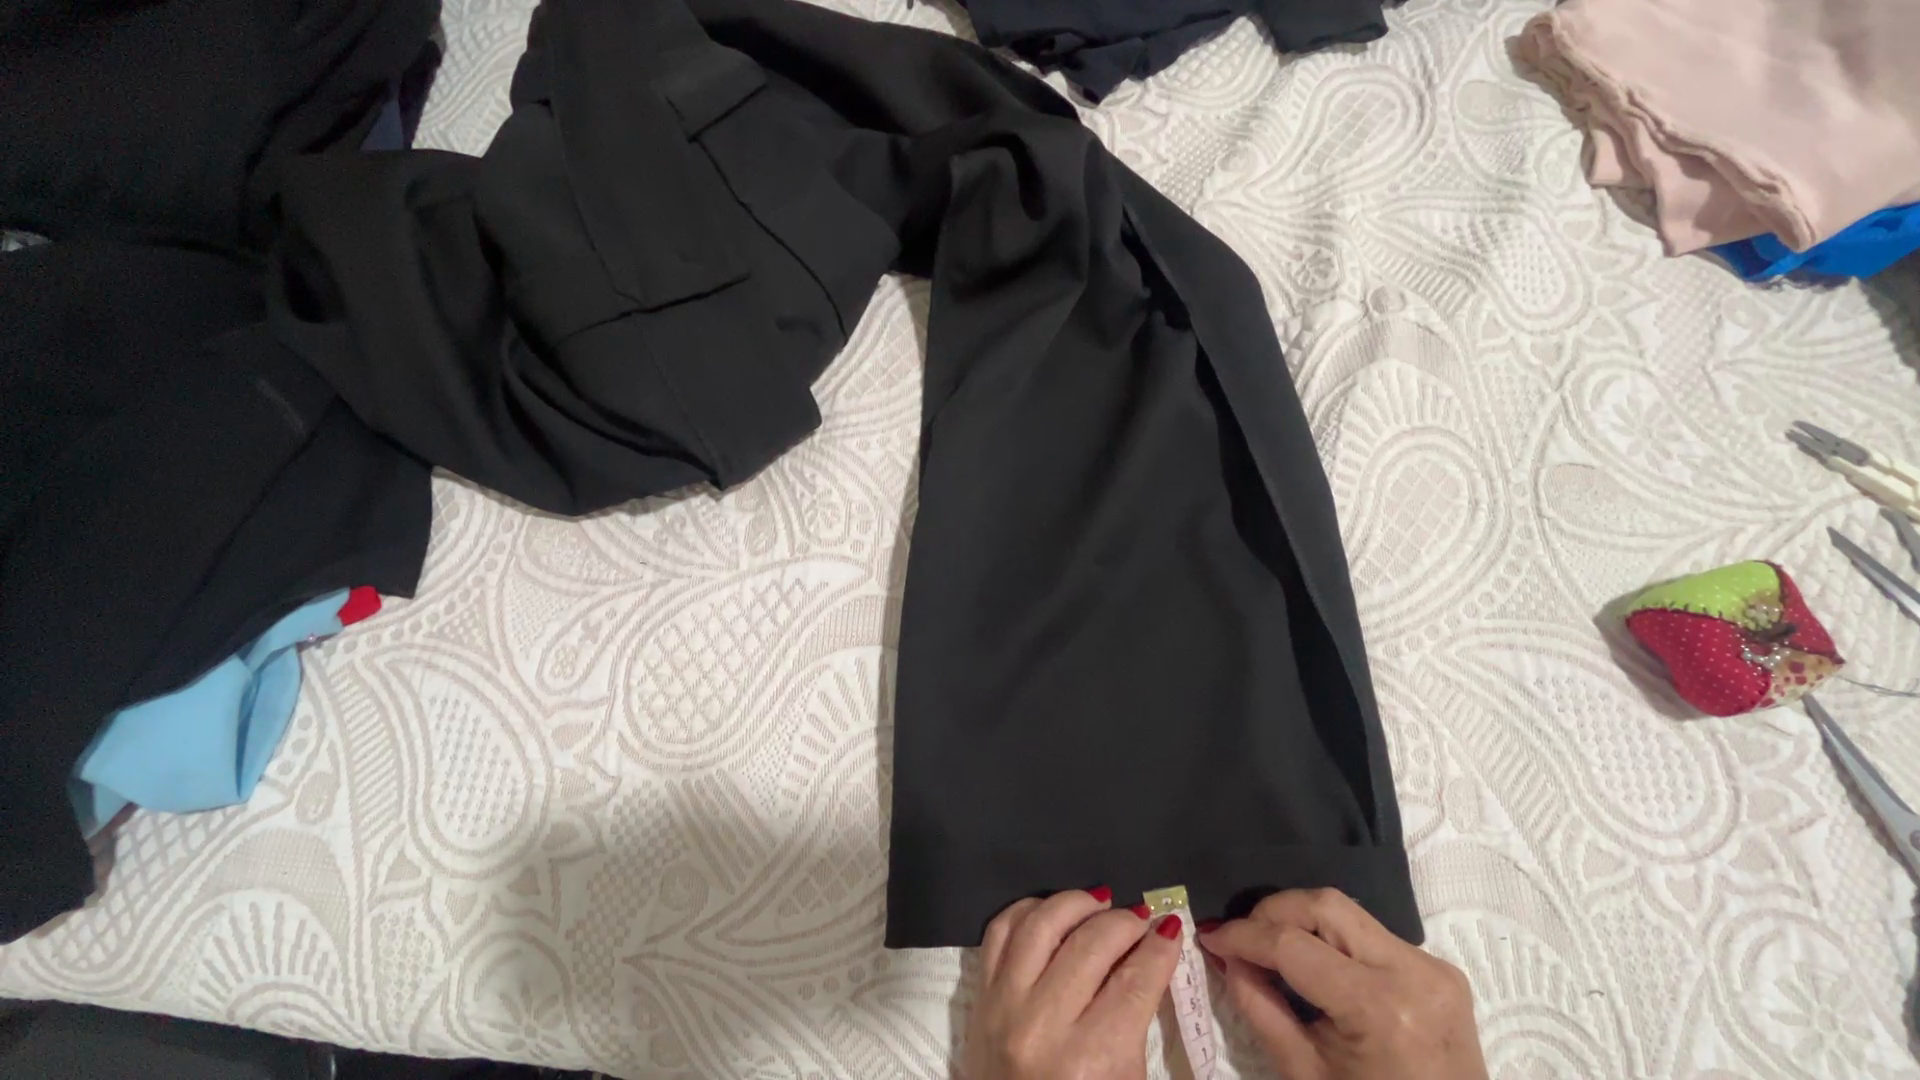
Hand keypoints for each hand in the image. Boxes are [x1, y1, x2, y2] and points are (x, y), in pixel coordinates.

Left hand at [963, 887, 1183, 1079]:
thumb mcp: (1125, 1078)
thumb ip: (1136, 1014)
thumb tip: (1151, 948)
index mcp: (1088, 1061)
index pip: (1132, 985)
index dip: (1158, 950)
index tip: (1168, 927)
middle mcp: (1041, 1026)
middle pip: (1090, 946)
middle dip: (1124, 922)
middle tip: (1139, 917)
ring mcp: (1003, 1004)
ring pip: (1042, 925)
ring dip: (1076, 903)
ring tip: (1100, 902)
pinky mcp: (979, 993)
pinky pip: (1001, 929)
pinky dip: (1029, 908)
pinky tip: (1054, 910)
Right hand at [1199, 888, 1486, 1079]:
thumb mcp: (1303, 1073)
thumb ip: (1258, 1006)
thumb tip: (1225, 954)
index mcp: (1380, 1009)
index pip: (1292, 944)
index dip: (1243, 935)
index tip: (1209, 936)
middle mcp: (1412, 972)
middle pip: (1324, 905)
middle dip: (1272, 912)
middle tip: (1241, 937)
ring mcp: (1434, 967)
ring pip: (1348, 911)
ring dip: (1301, 920)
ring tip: (1271, 946)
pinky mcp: (1442, 969)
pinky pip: (1371, 933)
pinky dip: (1332, 938)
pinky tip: (1315, 962)